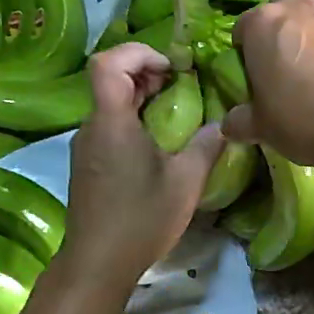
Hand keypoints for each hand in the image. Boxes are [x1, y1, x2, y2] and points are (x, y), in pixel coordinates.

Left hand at [61, 43, 224, 286]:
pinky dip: (136, 118)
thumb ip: (207, 146)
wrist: (99, 260)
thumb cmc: (143, 217)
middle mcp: (93, 126)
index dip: (140, 53)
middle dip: (148, 71)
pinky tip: (162, 142)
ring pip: (111, 102)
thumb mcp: (187, 181)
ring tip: (180, 112)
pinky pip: (111, 125)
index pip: (109, 63)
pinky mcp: (90, 163)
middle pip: (110, 78)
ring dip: (143, 96)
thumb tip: (225, 124)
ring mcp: (88, 145)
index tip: (173, 67)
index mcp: (113, 122)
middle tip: (184, 85)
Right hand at [223, 0, 313, 169]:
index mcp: (261, 24)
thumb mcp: (262, 128)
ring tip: (313, 75)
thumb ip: (240, 122)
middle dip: (278, 26)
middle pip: (281, 4)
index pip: (243, 29)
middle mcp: (296, 10)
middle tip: (282, 63)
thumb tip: (230, 125)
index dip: (246, 54)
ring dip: (309, 37)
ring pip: (313, 18)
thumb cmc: (304, 119)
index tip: (255, 80)